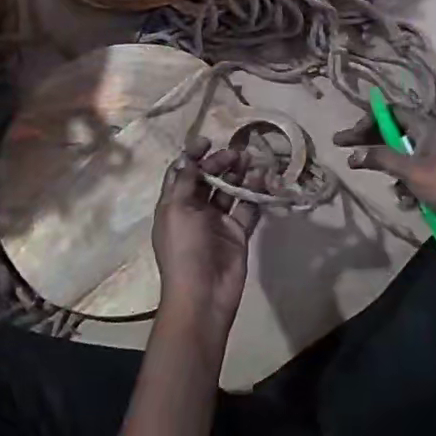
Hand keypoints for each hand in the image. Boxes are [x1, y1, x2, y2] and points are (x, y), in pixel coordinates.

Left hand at [152, 140, 265, 331]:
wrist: (203, 294)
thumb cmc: (184, 249)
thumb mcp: (176, 211)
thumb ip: (185, 182)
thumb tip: (189, 159)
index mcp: (173, 205)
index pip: (182, 173)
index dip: (192, 155)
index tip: (207, 141)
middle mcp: (195, 210)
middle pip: (208, 178)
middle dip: (220, 162)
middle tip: (236, 153)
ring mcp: (217, 222)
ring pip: (229, 190)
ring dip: (239, 174)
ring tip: (252, 159)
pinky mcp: (238, 232)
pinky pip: (247, 207)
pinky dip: (254, 192)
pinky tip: (262, 179)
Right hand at [334, 106, 435, 247]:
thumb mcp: (412, 170)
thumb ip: (381, 158)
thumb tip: (354, 154)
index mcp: (426, 128)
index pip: (392, 113)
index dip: (369, 119)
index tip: (350, 133)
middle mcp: (427, 140)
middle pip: (391, 134)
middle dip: (368, 143)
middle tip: (341, 147)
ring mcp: (430, 160)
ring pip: (397, 159)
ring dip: (391, 173)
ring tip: (396, 189)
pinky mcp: (432, 181)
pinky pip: (408, 178)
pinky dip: (404, 188)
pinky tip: (409, 201)